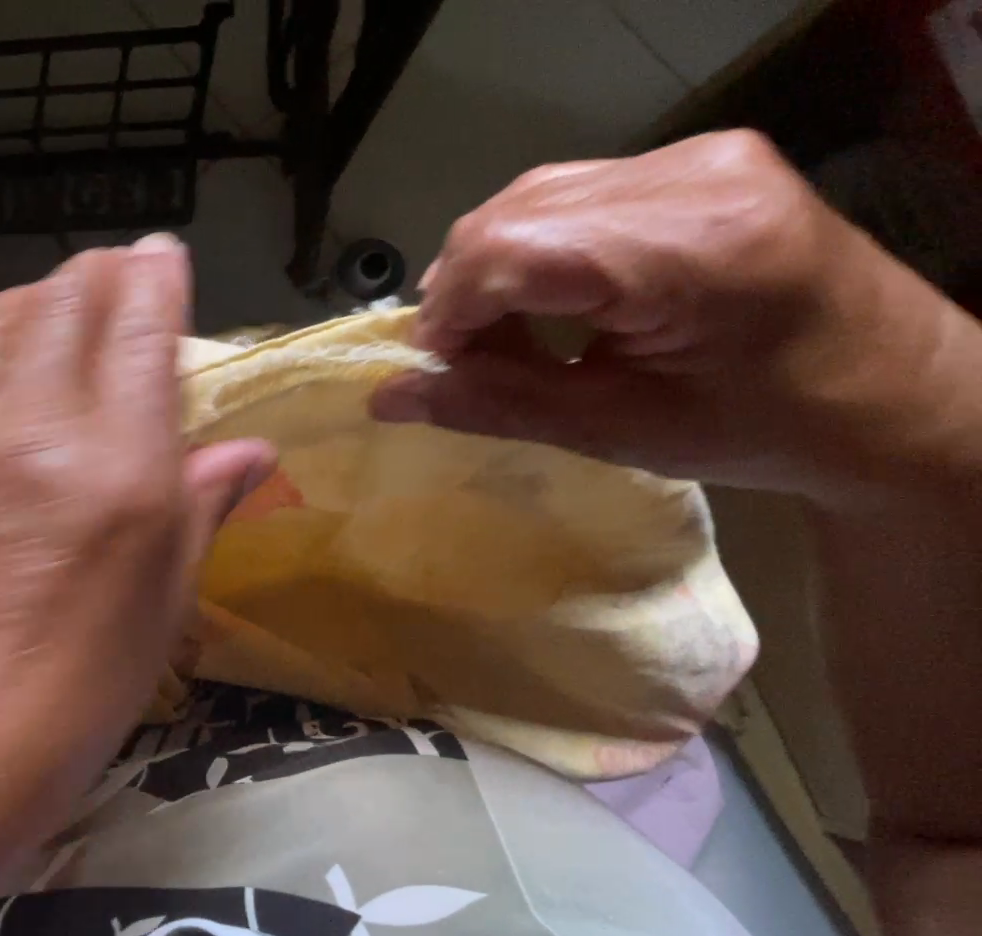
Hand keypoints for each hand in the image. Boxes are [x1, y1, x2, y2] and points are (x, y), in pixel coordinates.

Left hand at [0, 237, 273, 891]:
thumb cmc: (79, 690)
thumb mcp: (164, 601)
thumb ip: (203, 503)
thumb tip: (250, 446)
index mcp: (120, 464)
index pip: (140, 321)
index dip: (154, 274)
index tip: (160, 258)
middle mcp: (35, 428)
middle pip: (64, 297)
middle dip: (95, 276)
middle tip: (110, 288)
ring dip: (29, 303)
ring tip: (47, 326)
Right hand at [370, 130, 978, 507]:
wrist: (893, 394)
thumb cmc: (761, 429)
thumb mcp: (613, 432)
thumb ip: (492, 404)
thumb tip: (386, 398)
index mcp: (693, 250)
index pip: (511, 250)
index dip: (449, 313)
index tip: (439, 373)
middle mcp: (695, 176)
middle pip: (508, 217)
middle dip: (462, 296)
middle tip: (472, 364)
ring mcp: (698, 158)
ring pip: (525, 201)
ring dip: (488, 275)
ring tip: (509, 340)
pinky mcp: (694, 162)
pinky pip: (562, 197)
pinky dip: (527, 255)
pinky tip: (545, 304)